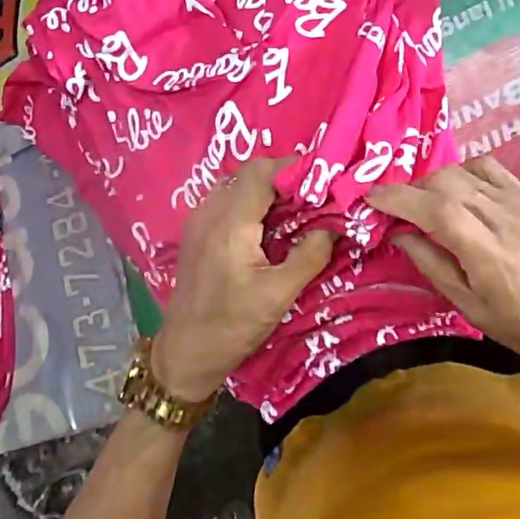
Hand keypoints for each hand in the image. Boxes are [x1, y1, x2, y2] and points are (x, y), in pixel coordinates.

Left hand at [152, 158, 334, 401]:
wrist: (186, 350)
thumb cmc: (233, 325)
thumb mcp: (278, 295)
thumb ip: (309, 256)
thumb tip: (333, 226)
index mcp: (230, 223)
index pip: (261, 171)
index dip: (292, 168)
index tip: (322, 179)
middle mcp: (210, 211)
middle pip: (249, 173)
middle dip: (284, 178)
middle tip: (315, 195)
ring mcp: (199, 218)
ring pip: (238, 183)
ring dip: (267, 188)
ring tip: (296, 208)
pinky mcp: (197, 230)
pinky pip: (227, 199)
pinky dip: (251, 201)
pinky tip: (270, 224)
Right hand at [366, 156, 519, 389]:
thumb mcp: (467, 306)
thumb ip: (431, 263)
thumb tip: (399, 233)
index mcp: (490, 255)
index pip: (437, 210)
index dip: (399, 198)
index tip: (371, 198)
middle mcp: (506, 220)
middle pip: (445, 182)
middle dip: (411, 189)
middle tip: (396, 206)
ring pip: (463, 171)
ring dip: (434, 181)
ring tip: (425, 201)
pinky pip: (487, 168)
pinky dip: (462, 173)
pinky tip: (457, 191)